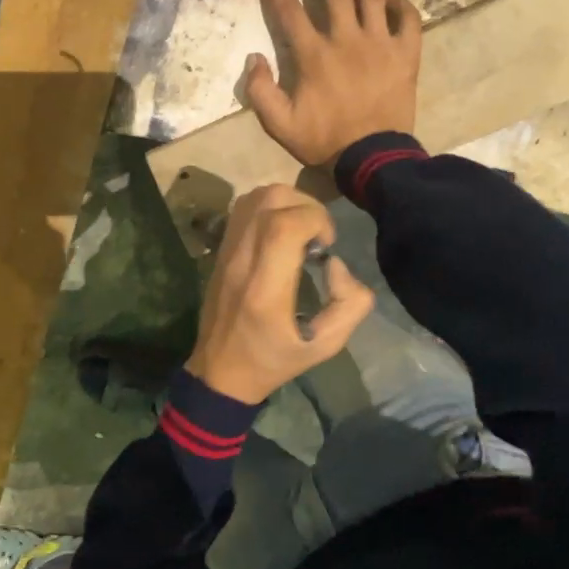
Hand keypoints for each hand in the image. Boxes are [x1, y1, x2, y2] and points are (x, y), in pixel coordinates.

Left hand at [185, 184, 375, 403]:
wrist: (220, 371)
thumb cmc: (273, 361)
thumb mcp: (325, 346)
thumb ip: (350, 305)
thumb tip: (337, 264)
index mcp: (265, 289)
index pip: (284, 226)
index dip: (316, 220)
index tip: (328, 244)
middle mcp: (241, 262)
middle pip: (270, 199)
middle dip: (306, 207)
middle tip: (318, 237)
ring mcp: (225, 252)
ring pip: (254, 197)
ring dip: (287, 203)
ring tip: (300, 231)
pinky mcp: (219, 250)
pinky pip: (242, 209)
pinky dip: (268, 208)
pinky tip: (280, 234)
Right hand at [244, 0, 424, 168]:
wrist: (372, 157)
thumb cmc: (323, 141)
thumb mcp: (279, 125)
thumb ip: (260, 91)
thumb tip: (253, 58)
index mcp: (313, 55)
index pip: (289, 11)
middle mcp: (347, 38)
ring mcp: (380, 42)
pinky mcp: (406, 53)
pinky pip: (408, 18)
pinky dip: (400, 4)